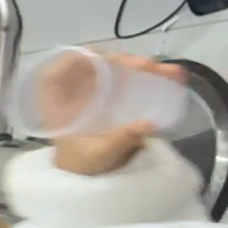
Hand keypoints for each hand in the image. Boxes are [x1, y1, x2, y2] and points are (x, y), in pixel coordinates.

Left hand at [45, 53, 184, 176]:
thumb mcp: (100, 153)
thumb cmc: (86, 161)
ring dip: (141, 67)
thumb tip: (148, 124)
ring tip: (167, 70)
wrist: (92, 172)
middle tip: (145, 64)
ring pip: (116, 73)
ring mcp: (99, 96)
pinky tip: (172, 75)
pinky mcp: (119, 99)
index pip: (54, 77)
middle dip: (119, 62)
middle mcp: (77, 96)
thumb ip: (120, 139)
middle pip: (91, 70)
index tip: (98, 55)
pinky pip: (133, 82)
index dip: (71, 62)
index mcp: (60, 107)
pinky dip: (153, 76)